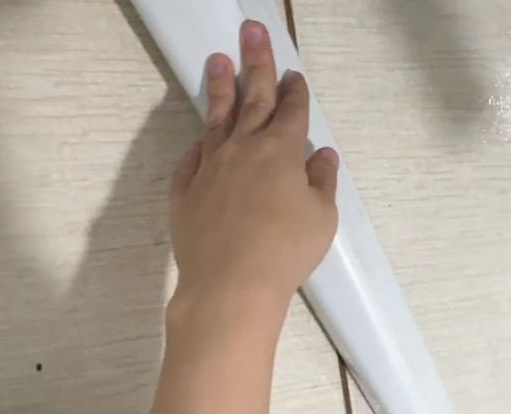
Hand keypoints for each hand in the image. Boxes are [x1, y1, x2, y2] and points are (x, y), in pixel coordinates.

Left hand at [169, 21, 340, 312]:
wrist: (230, 284)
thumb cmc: (285, 252)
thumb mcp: (320, 219)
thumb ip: (323, 184)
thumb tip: (323, 159)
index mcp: (281, 151)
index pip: (291, 111)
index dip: (295, 92)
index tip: (294, 76)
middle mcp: (243, 148)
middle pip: (252, 97)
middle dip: (256, 63)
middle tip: (252, 32)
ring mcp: (210, 167)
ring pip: (217, 119)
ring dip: (221, 88)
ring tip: (220, 62)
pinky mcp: (186, 192)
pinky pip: (193, 159)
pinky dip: (200, 147)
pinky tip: (202, 140)